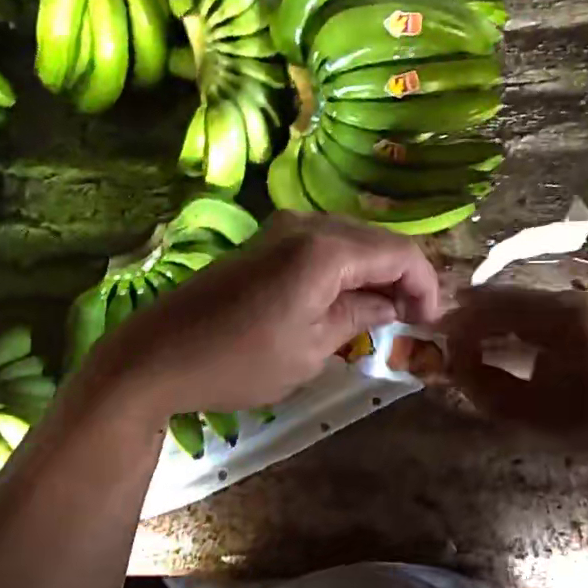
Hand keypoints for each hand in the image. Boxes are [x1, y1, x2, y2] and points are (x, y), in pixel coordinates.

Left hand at [85, 213, 442, 419]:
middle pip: (374, 241)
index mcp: (324, 249)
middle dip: (400, 277)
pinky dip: (337, 272)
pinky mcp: (256, 245)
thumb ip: (357, 317)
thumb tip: (390, 304)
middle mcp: (303, 225)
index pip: (400, 253)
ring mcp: (275, 231)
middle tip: (410, 320)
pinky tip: (339, 302)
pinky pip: (315, 249)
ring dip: (368, 274)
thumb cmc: (237, 362)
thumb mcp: (309, 350)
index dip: (425, 285)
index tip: (431, 322)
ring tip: (379, 316)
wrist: (156, 356)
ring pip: (345, 242)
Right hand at [443, 287, 587, 470]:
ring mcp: (579, 309)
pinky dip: (503, 335)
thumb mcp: (536, 416)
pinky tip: (492, 359)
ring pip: (511, 310)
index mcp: (562, 316)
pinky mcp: (583, 323)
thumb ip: (484, 388)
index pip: (487, 308)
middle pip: (497, 302)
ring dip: (482, 330)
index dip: (453, 329)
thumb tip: (447, 365)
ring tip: (460, 360)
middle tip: (438, 354)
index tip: (430, 354)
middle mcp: (569, 301)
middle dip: (464, 325)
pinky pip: (529, 320)